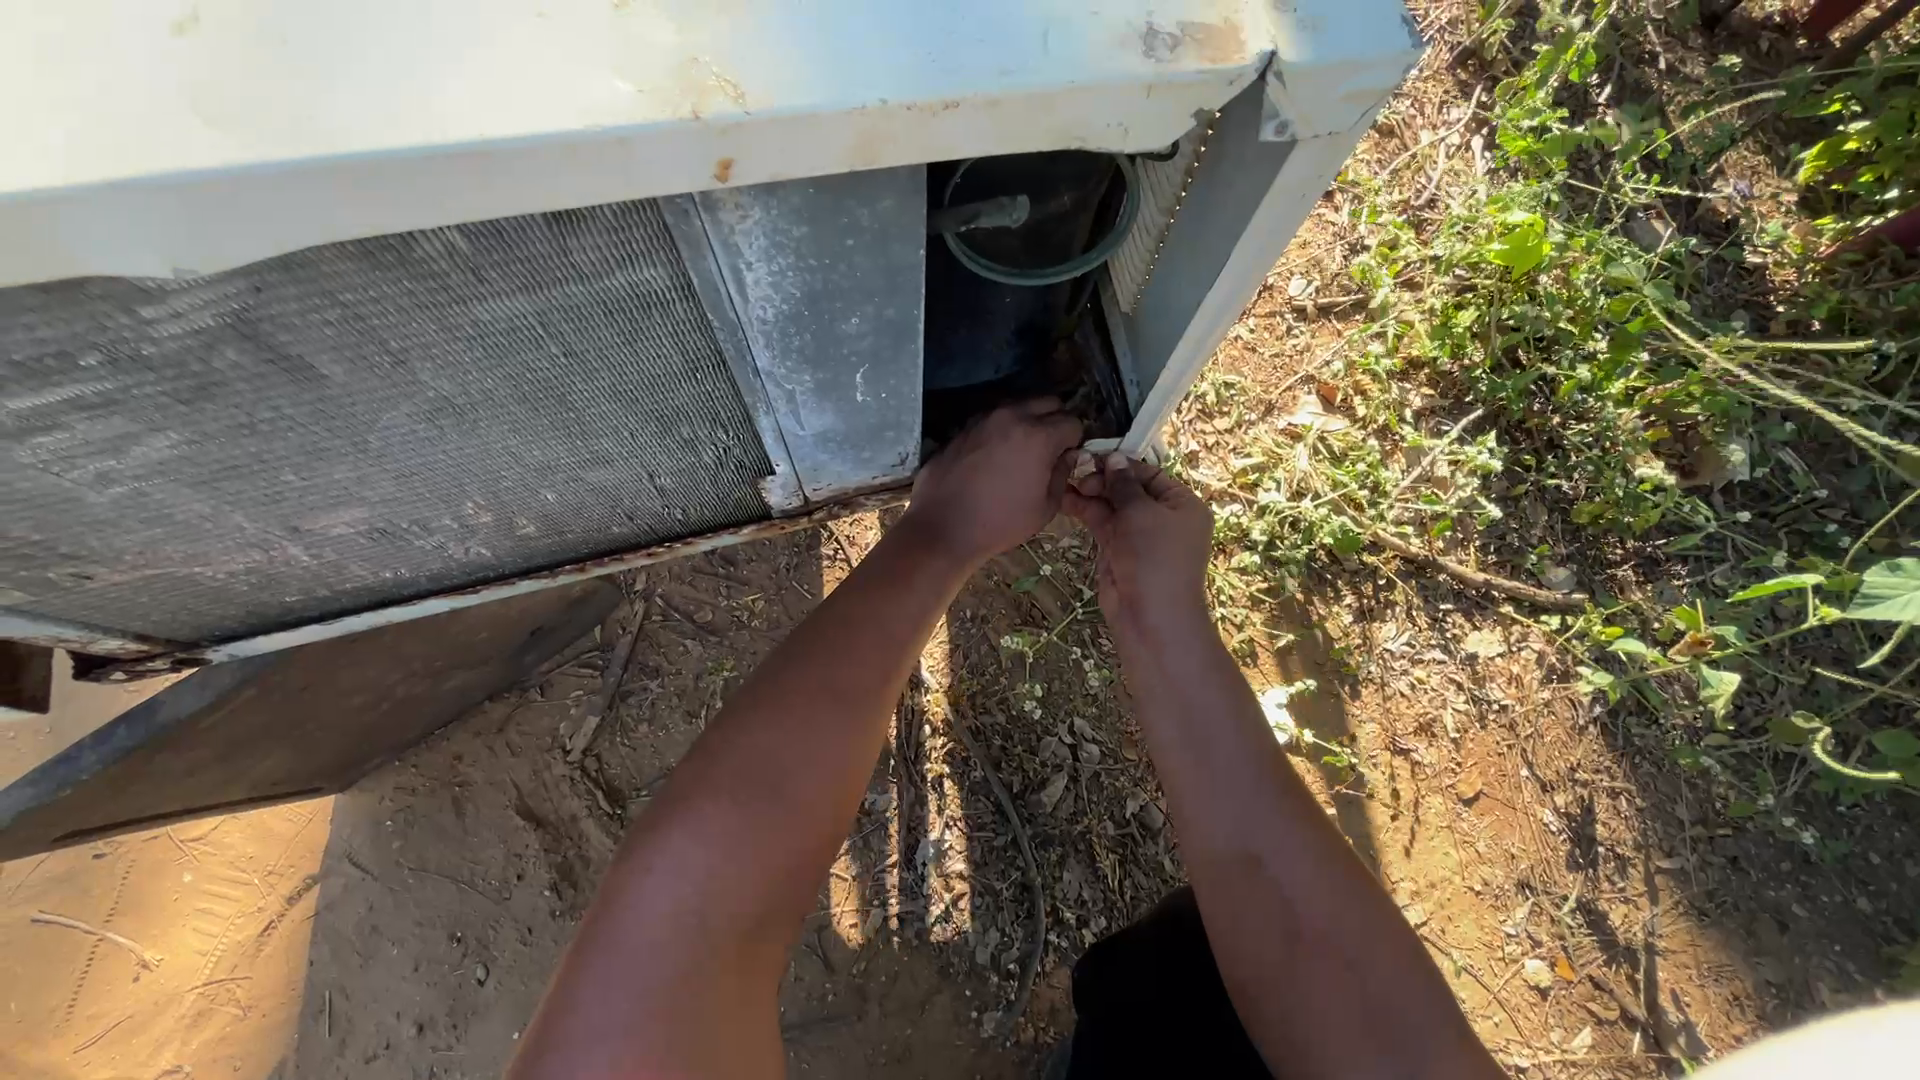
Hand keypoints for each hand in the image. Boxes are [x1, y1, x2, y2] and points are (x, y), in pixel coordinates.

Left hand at [901, 399, 1083, 566]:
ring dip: (1028, 421)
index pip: (1073, 422)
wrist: (943, 527)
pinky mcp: (963, 427)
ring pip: (1018, 406)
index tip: (1067, 457)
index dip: (1075, 441)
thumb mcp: (1045, 508)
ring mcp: (984, 419)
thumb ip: (1062, 474)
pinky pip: (993, 419)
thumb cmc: (999, 523)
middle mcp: (1012, 416)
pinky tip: (995, 456)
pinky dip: (1002, 429)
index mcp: (1038, 436)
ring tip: (1022, 451)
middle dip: (1055, 421)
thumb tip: (1066, 456)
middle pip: (1048, 402)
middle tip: (1050, 449)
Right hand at [1062, 453, 1213, 642]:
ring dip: (1089, 494)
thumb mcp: (1141, 512)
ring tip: (1064, 482)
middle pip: (1129, 489)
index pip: (1150, 475)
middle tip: (1078, 474)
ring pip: (1112, 506)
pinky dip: (1085, 511)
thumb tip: (1113, 458)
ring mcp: (1138, 535)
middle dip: (1103, 480)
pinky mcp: (1117, 550)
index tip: (1095, 458)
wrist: (1150, 615)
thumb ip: (1124, 484)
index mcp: (1182, 505)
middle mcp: (1162, 518)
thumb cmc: (1155, 557)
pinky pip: (1101, 524)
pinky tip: (1064, 500)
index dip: (1122, 465)